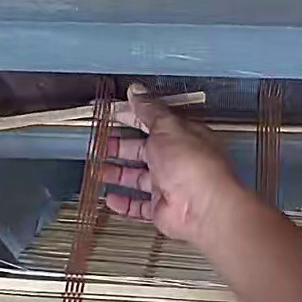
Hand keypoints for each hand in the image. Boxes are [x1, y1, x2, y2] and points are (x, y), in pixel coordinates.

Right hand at [102, 84, 248, 243]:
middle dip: (121, 146)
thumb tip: (136, 91)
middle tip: (99, 143)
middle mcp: (178, 161)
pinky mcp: (163, 210)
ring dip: (118, 174)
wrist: (205, 207)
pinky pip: (140, 207)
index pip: (154, 123)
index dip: (132, 118)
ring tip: (97, 169)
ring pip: (139, 179)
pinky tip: (109, 198)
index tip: (110, 115)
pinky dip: (125, 204)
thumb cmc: (191, 163)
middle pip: (145, 151)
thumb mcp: (167, 127)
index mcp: (183, 137)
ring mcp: (171, 186)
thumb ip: (150, 110)